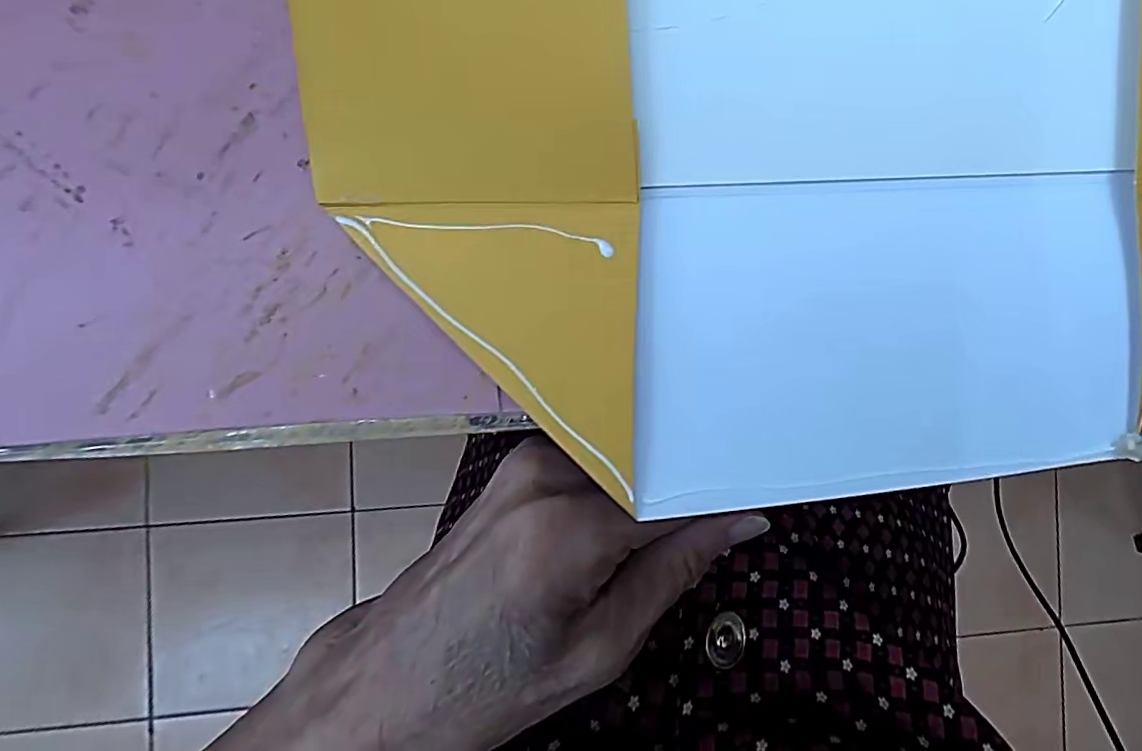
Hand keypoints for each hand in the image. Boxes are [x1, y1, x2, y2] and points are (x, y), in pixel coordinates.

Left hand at [215, 437, 769, 750]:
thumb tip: (740, 522)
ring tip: (683, 506)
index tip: (759, 492)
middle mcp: (548, 473)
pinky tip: (638, 496)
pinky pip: (594, 455)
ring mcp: (527, 458)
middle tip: (730, 501)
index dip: (721, 495)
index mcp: (567, 530)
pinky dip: (624, 474)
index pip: (675, 493)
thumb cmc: (490, 686)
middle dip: (690, 479)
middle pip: (650, 460)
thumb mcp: (598, 651)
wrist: (382, 687)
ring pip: (624, 453)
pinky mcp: (518, 460)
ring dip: (657, 476)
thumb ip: (675, 572)